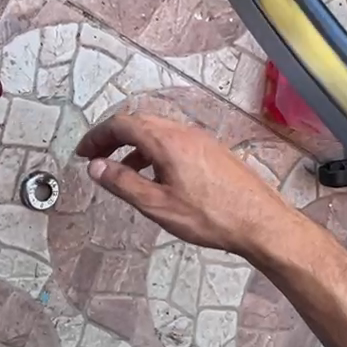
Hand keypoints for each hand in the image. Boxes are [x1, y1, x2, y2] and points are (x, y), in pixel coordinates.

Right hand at [75, 112, 301, 257]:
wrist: (263, 224)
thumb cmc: (211, 217)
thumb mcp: (157, 205)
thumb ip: (122, 183)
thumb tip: (95, 167)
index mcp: (166, 141)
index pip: (121, 124)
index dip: (97, 136)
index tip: (83, 153)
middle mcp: (183, 133)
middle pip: (137, 122)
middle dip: (111, 137)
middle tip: (95, 157)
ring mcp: (200, 140)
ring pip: (155, 131)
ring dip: (131, 144)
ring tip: (118, 168)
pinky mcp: (211, 151)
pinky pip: (172, 141)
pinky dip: (151, 150)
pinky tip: (151, 174)